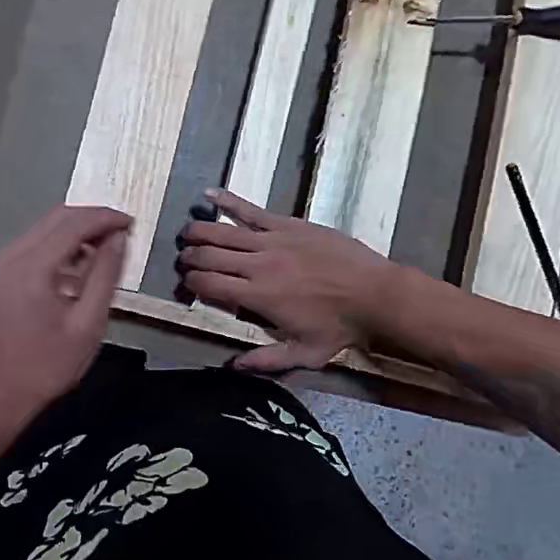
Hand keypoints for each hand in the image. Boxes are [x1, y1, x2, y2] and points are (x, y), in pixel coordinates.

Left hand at [0, 205, 131, 422]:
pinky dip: (57, 244)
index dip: (105, 218)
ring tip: (105, 248)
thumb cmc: (47, 365)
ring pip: (43, 228)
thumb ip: (106, 275)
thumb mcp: (88, 324)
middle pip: (56, 217)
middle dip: (91, 218)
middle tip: (121, 233)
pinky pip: (31, 244)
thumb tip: (119, 238)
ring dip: (74, 230)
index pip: (73, 223)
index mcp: (32, 266)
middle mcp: (10, 255)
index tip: (131, 223)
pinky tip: (77, 264)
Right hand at [176, 188, 400, 373]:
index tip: (186, 284)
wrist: (376, 294)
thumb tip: (233, 366)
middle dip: (189, 258)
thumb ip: (267, 360)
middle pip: (209, 256)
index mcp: (258, 296)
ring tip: (186, 233)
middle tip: (182, 260)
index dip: (190, 283)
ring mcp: (271, 241)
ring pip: (222, 232)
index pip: (209, 285)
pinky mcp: (286, 224)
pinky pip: (250, 210)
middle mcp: (257, 265)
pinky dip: (227, 201)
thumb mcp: (305, 353)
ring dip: (198, 231)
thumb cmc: (341, 327)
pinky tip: (209, 193)